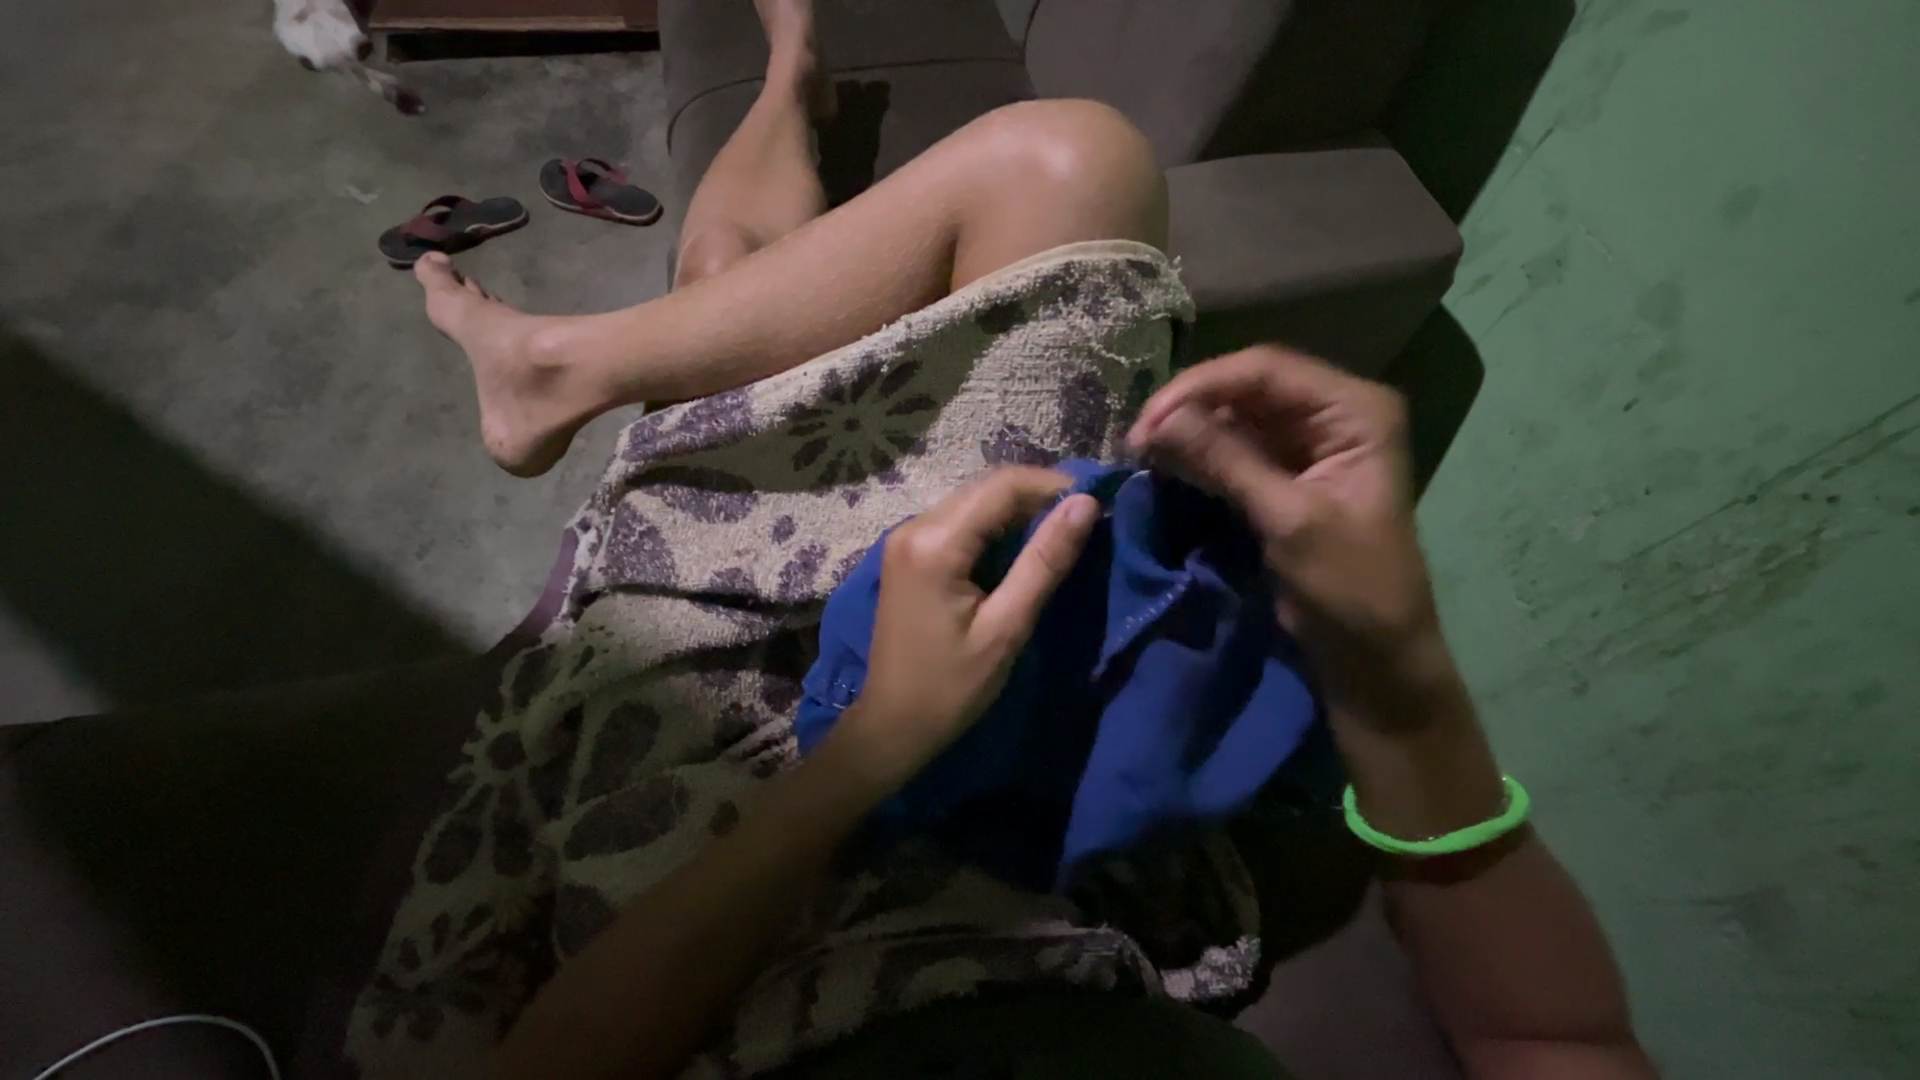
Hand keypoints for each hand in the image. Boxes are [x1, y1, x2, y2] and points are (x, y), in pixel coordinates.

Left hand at [832, 467, 1099, 790]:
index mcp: (934, 542)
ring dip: (1017, 510)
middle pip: (985, 488)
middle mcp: (914, 526)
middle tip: (1084, 521)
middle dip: (1037, 496)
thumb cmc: (950, 686)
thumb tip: (1085, 505)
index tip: (1096, 502)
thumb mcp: (1006, 627)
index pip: (1002, 486)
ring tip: (1060, 534)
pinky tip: (1021, 549)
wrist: (893, 723)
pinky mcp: (908, 553)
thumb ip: (1044, 562)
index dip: (1053, 485)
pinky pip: (958, 522)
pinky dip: (994, 526)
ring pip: (973, 501)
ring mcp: (906, 538)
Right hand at [1127, 346, 1447, 705]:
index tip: (1149, 420)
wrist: (1373, 654)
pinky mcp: (1282, 475)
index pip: (1266, 370)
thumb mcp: (1288, 519)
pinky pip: (1232, 450)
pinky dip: (1198, 456)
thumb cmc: (1350, 585)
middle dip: (1189, 407)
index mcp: (1354, 410)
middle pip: (1247, 387)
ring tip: (1141, 452)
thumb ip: (1226, 461)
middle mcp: (1332, 414)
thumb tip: (1158, 420)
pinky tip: (1163, 465)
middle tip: (1136, 440)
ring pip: (1233, 417)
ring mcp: (1306, 445)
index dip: (1201, 387)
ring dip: (1188, 431)